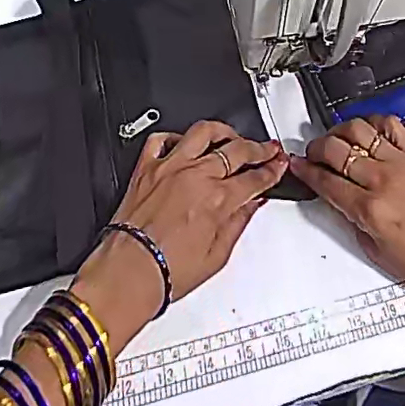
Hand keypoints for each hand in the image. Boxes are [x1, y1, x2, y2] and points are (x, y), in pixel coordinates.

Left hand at [71, 121, 286, 345]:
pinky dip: (174, 137)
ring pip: (203, 132)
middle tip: (266, 149)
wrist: (127, 274)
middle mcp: (195, 177)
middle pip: (237, 149)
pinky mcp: (146, 168)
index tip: (277, 165)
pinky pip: (160, 139)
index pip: (255, 177)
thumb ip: (238, 223)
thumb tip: (251, 205)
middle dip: (259, 148)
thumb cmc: (165, 272)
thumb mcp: (217, 256)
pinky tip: (183, 142)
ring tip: (231, 135)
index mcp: (217, 200)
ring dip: (223, 131)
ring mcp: (170, 168)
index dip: (272, 169)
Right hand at [290, 116, 404, 341]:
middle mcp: (384, 181)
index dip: (306, 170)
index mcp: (370, 209)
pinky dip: (374, 123)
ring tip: (336, 140)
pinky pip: (392, 126)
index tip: (298, 165)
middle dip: (316, 149)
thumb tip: (333, 195)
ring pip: (360, 129)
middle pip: (336, 148)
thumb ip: (348, 216)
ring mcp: (402, 164)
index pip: (325, 180)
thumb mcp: (371, 248)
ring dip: (340, 132)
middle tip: (313, 154)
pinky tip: (367, 132)